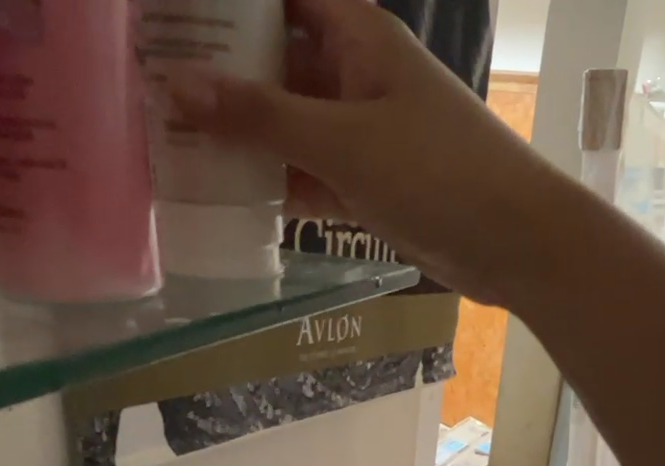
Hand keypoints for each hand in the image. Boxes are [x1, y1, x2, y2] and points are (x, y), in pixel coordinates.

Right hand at [168, 0, 565, 305]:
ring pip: (289, 124)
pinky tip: (225, 195)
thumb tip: (174, 84)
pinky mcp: (370, 186)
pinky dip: (274, 183)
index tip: (168, 18)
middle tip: (150, 90)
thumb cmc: (437, 173)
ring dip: (242, 136)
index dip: (228, 6)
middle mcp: (358, 76)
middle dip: (220, 74)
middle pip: (277, 60)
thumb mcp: (342, 140)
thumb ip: (260, 116)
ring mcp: (365, 134)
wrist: (515, 243)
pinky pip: (309, 174)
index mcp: (359, 37)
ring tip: (172, 143)